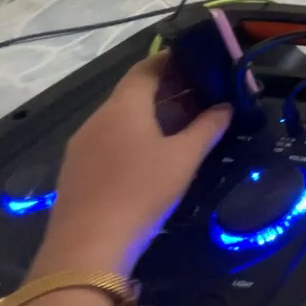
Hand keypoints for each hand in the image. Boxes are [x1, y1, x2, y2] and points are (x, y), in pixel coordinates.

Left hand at [30, 52, 230, 279]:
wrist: (87, 248)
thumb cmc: (142, 190)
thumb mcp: (186, 155)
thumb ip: (209, 125)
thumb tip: (226, 106)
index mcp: (122, 108)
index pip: (146, 68)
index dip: (172, 58)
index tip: (200, 57)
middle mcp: (98, 120)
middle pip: (135, 91)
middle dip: (170, 87)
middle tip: (205, 89)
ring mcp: (83, 147)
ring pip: (123, 116)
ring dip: (155, 111)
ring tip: (189, 118)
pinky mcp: (79, 170)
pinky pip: (112, 137)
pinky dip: (139, 132)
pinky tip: (160, 148)